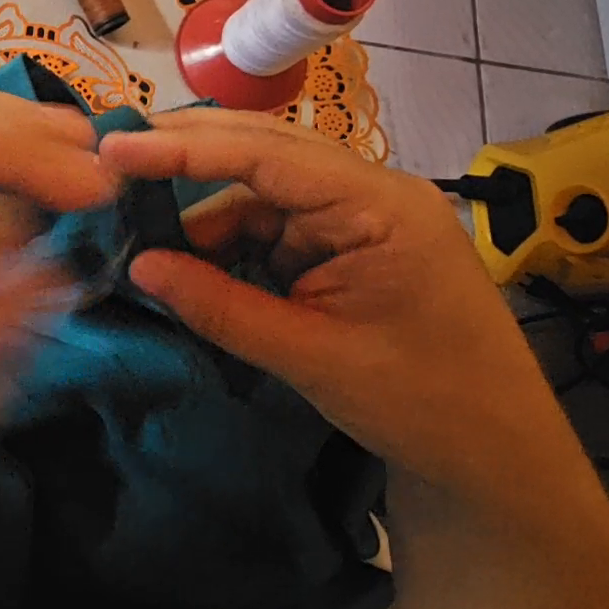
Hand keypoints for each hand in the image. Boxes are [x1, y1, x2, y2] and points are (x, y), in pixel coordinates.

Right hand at [98, 108, 585, 506]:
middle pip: (260, 150)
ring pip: (255, 191)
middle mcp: (366, 192)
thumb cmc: (423, 405)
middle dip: (186, 155)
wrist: (497, 459)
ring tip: (141, 234)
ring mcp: (352, 216)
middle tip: (111, 159)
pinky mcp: (339, 243)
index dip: (183, 148)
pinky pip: (266, 226)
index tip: (115, 150)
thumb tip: (137, 266)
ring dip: (200, 214)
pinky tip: (189, 263)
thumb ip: (220, 306)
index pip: (265, 154)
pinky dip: (223, 243)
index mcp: (377, 205)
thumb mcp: (312, 357)